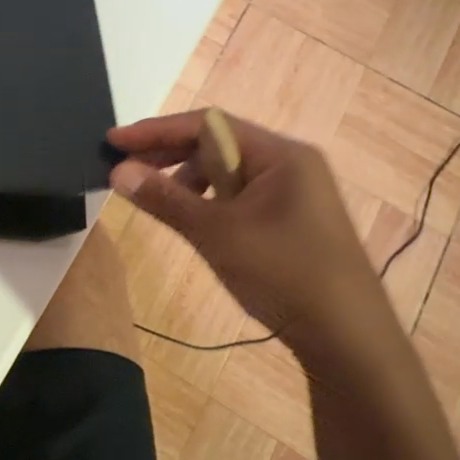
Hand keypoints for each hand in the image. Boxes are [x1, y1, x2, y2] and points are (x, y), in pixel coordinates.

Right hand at [107, 109, 396, 355]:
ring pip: (226, 170)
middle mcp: (290, 163)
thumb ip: (165, 198)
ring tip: (153, 199)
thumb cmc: (282, 274)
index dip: (155, 131)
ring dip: (185, 178)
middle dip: (167, 154)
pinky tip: (189, 218)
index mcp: (281, 155)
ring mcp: (293, 191)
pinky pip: (238, 193)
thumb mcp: (215, 233)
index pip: (207, 124)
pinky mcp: (290, 218)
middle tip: (122, 169)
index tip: (113, 142)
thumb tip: (118, 171)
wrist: (346, 334)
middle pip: (216, 142)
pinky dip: (207, 199)